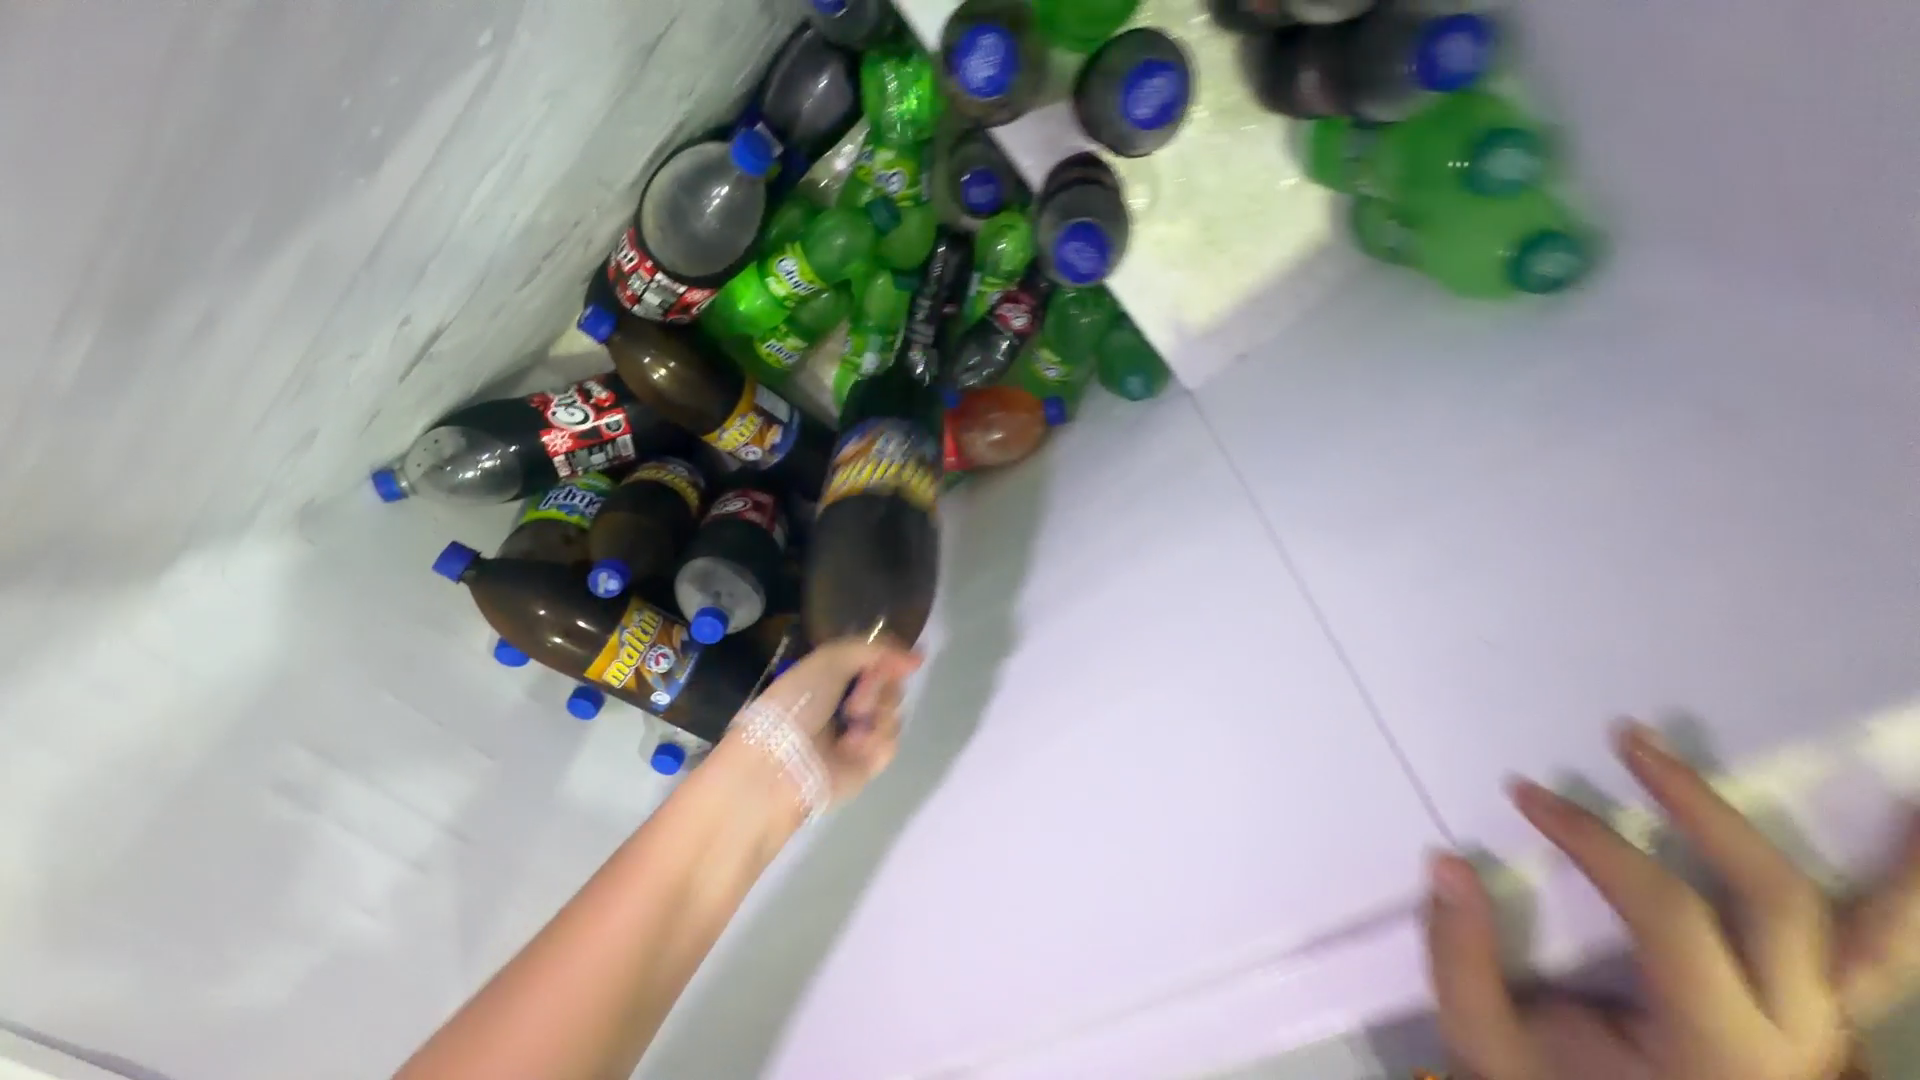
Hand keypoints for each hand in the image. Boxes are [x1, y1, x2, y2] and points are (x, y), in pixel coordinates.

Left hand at [746, 637, 921, 803]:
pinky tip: (855, 744)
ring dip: (879, 709)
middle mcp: (847, 703)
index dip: (889, 657)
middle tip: (857, 696)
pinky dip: (877, 737)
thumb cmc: (798, 704)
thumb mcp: (829, 660)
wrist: (783, 761)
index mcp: (830, 678)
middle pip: (889, 683)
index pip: (874, 661)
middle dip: (880, 684)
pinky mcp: (870, 762)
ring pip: (894, 709)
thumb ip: (874, 649)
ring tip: (853, 719)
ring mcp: (860, 733)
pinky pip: (892, 739)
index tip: (900, 658)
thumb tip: (917, 658)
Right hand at [1427, 721, 1919, 1079]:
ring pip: (1876, 937)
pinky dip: (1902, 903)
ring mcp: (1827, 1035)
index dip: (1594, 840)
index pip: (1665, 912)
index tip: (1527, 794)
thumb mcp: (1488, 1044)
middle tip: (1629, 741)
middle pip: (1775, 900)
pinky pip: (1881, 958)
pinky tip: (1909, 840)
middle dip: (1700, 807)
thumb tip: (1445, 862)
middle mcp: (1797, 1039)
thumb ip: (1461, 958)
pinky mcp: (1826, 1027)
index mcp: (1713, 1046)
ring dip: (1893, 861)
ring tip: (1898, 788)